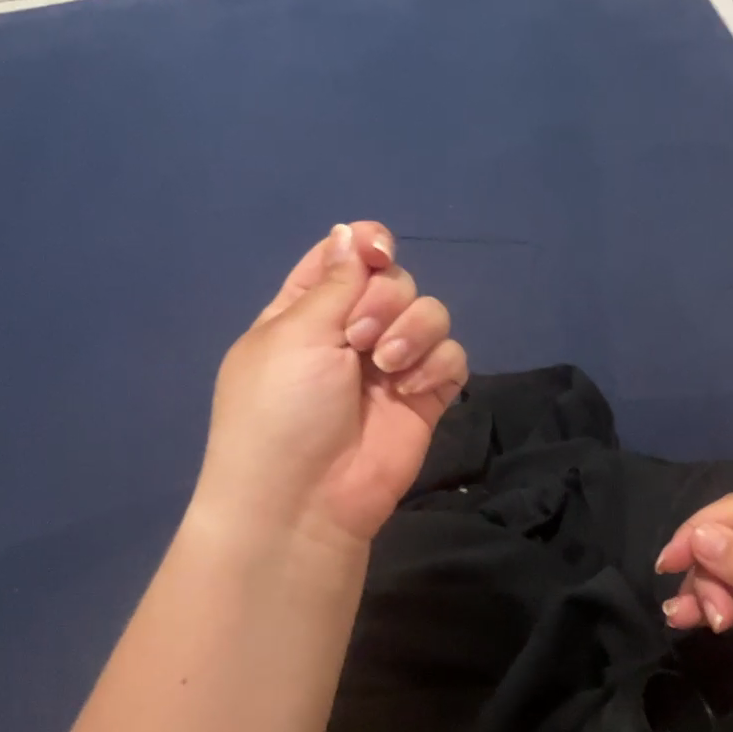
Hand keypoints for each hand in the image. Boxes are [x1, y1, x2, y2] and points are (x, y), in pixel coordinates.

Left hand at [189, 223, 468, 547]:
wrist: (304, 500)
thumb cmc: (280, 410)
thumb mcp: (295, 334)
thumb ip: (335, 281)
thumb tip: (351, 231)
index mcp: (307, 311)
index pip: (345, 256)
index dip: (367, 245)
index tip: (379, 252)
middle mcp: (352, 331)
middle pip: (394, 280)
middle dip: (385, 300)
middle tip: (361, 338)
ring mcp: (392, 364)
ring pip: (430, 313)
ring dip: (414, 330)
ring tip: (388, 366)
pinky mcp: (426, 395)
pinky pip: (452, 356)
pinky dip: (437, 364)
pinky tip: (411, 390)